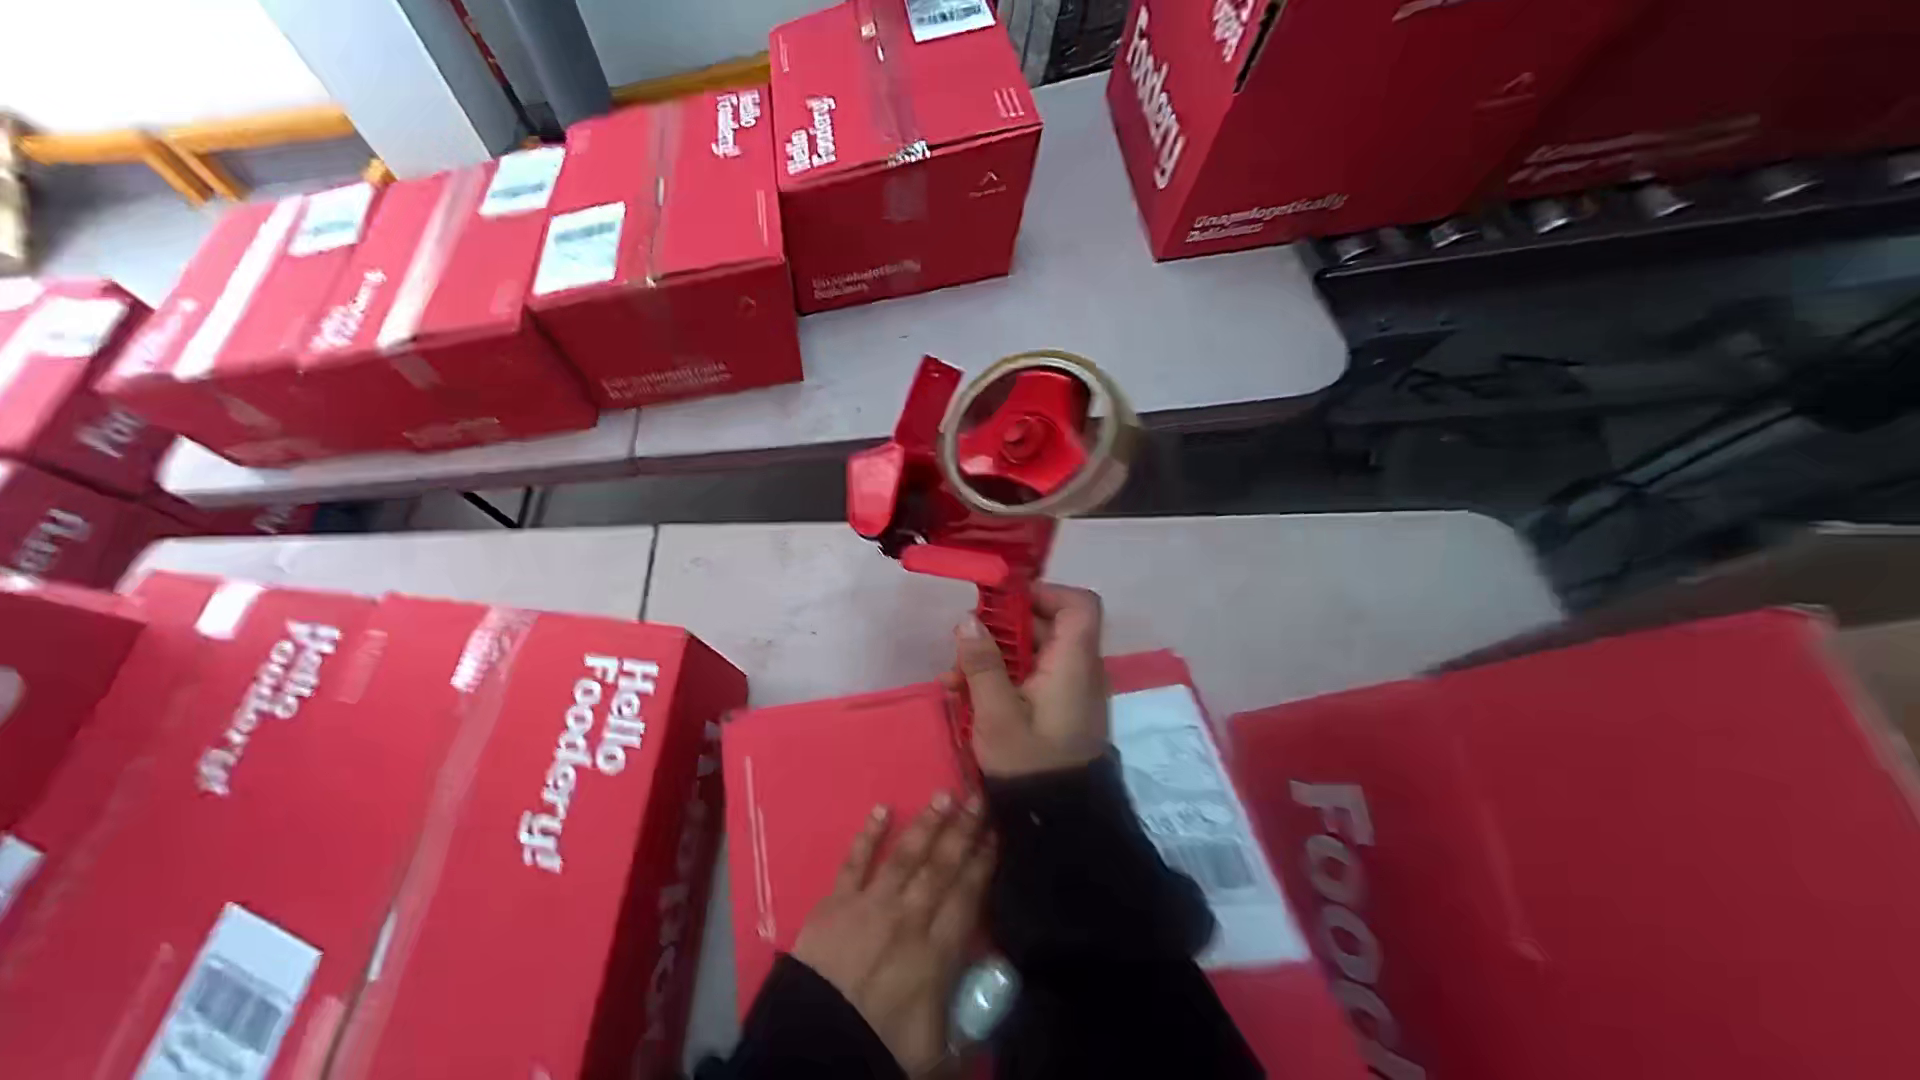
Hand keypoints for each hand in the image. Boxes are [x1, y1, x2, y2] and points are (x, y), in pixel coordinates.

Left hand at [792, 794, 994, 1075]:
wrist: (813, 1052)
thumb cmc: (880, 1051)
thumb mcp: (939, 1053)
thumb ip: (972, 1022)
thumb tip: (995, 994)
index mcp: (936, 954)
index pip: (967, 896)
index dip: (983, 863)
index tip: (996, 833)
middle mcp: (908, 919)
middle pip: (940, 867)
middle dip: (962, 830)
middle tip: (977, 797)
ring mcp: (870, 906)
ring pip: (904, 856)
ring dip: (926, 824)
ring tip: (943, 795)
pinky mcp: (834, 903)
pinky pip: (854, 862)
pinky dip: (867, 835)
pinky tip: (881, 808)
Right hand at [946, 583, 1108, 777]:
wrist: (1061, 825)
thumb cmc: (1032, 764)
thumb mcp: (997, 715)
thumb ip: (982, 664)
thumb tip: (968, 620)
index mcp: (1075, 663)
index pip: (1078, 604)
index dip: (1043, 593)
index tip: (1002, 604)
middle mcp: (1080, 670)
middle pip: (1047, 625)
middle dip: (1000, 631)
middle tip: (963, 645)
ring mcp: (1071, 690)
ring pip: (1034, 653)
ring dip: (994, 659)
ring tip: (954, 680)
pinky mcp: (1061, 709)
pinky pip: (1033, 678)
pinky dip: (1003, 680)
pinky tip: (967, 697)